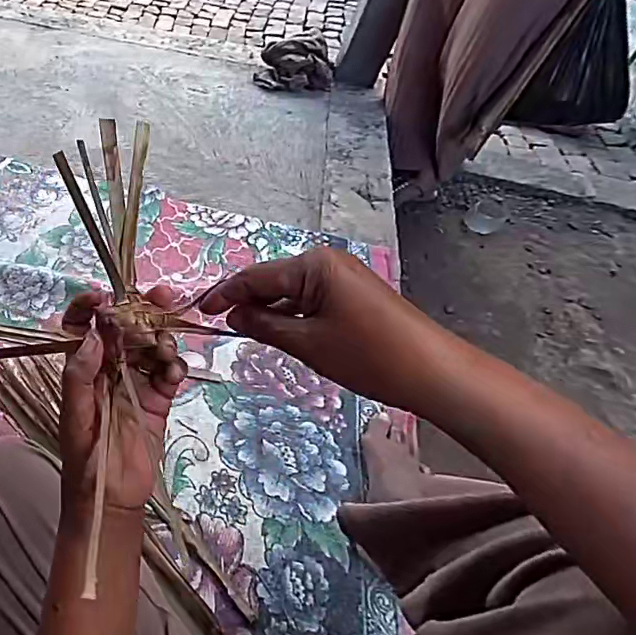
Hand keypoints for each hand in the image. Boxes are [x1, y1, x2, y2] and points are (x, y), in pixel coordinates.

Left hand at [58, 288, 184, 513]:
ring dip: (162, 338)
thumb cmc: (83, 457)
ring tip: (164, 347)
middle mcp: (110, 369)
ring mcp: (136, 383)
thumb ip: (80, 374)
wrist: (109, 498)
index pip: (86, 328)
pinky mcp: (158, 400)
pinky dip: (175, 366)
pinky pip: (169, 373)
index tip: (104, 296)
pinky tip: (172, 371)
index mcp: (85, 369)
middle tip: (163, 295)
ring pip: (152, 346)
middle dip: (143, 309)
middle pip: (127, 329)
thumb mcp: (74, 415)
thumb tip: (96, 334)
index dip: (92, 308)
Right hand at [198, 249, 434, 408]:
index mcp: (313, 265)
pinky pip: (310, 298)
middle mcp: (327, 261)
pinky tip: (279, 331)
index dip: (224, 294)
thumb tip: (233, 315)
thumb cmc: (369, 356)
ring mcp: (343, 276)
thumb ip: (263, 326)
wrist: (435, 372)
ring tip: (244, 331)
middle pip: (272, 279)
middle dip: (245, 301)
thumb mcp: (307, 343)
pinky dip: (291, 314)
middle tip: (218, 323)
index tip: (200, 309)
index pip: (255, 277)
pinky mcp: (353, 293)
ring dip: (268, 309)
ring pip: (290, 290)